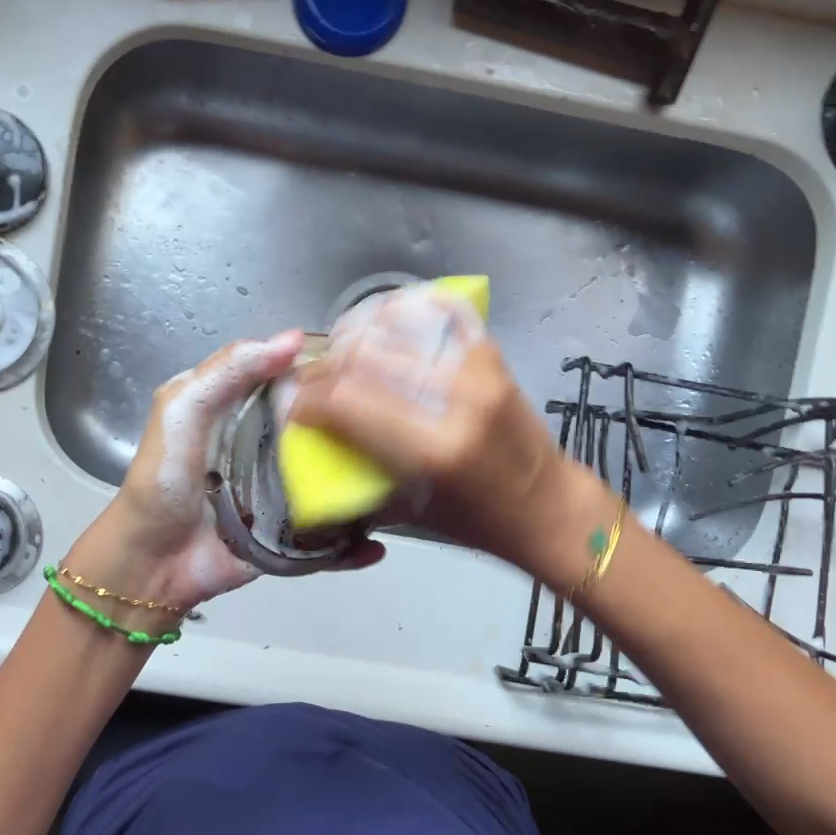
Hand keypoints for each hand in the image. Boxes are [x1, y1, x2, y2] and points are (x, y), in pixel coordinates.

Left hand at [64, 332, 385, 627]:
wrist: (152, 562)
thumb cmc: (163, 481)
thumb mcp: (182, 409)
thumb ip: (228, 370)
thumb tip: (292, 340)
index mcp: (241, 412)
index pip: (294, 384)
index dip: (327, 375)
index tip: (368, 370)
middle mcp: (267, 450)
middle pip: (324, 434)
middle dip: (361, 432)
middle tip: (400, 428)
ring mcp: (282, 497)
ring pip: (335, 487)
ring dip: (367, 488)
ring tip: (403, 483)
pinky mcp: (288, 541)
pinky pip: (327, 543)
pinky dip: (354, 548)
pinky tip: (376, 547)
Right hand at [287, 285, 612, 587]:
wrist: (544, 506)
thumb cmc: (473, 521)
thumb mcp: (406, 508)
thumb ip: (357, 469)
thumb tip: (311, 437)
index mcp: (430, 449)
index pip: (346, 402)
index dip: (306, 399)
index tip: (290, 405)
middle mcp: (454, 399)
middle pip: (363, 358)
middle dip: (322, 367)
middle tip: (307, 379)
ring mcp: (476, 369)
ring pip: (393, 327)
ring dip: (353, 336)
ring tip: (337, 353)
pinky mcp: (490, 353)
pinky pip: (434, 313)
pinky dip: (399, 313)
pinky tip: (379, 325)